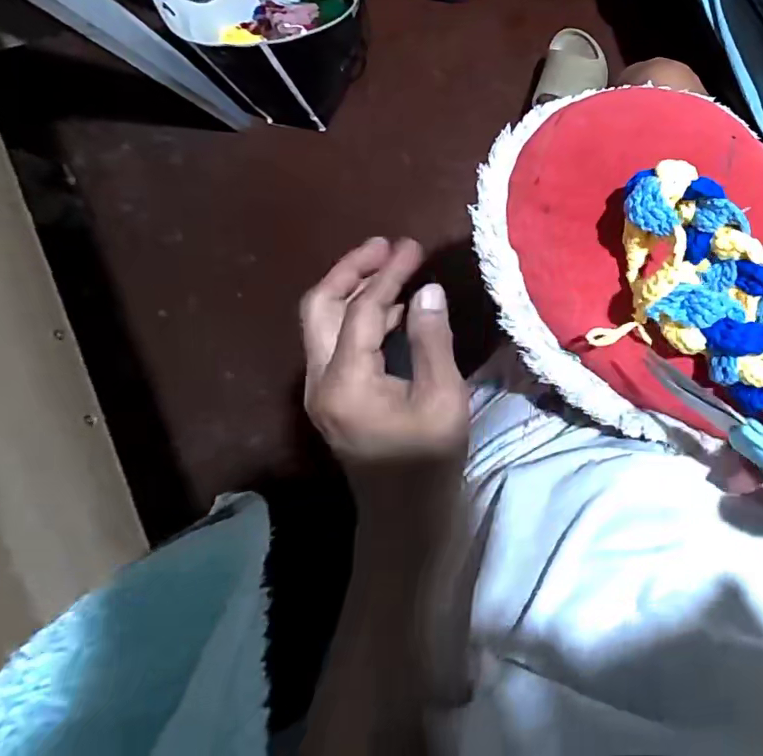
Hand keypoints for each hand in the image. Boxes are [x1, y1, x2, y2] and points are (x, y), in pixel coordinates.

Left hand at [300, 237, 468, 486]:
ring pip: (323, 323)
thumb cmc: (429, 459)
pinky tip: (394, 309)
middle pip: (320, 308)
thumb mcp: (442, 397)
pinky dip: (359, 316)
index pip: (362, 310)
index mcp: (346, 381)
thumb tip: (427, 291)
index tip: (414, 247)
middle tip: (385, 246)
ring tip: (392, 267)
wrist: (404, 516)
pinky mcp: (334, 397)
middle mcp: (320, 380)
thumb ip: (430, 340)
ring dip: (353, 290)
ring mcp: (322, 390)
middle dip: (351, 270)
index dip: (389, 274)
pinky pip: (337, 342)